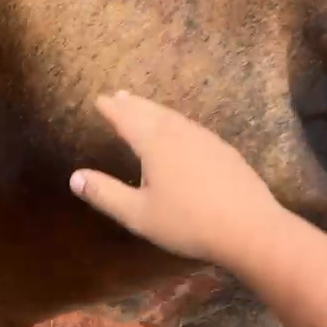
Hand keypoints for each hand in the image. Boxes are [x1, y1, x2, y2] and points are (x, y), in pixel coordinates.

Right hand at [69, 91, 280, 265]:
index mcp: (155, 145)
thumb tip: (74, 177)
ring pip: (175, 118)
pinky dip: (176, 121)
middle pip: (152, 112)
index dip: (112, 109)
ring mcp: (206, 141)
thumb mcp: (137, 214)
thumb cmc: (188, 222)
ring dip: (155, 110)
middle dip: (133, 104)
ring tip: (144, 107)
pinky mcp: (224, 153)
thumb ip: (104, 194)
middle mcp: (180, 135)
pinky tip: (180, 131)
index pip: (128, 119)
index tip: (99, 99)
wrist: (252, 230)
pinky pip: (192, 127)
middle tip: (119, 95)